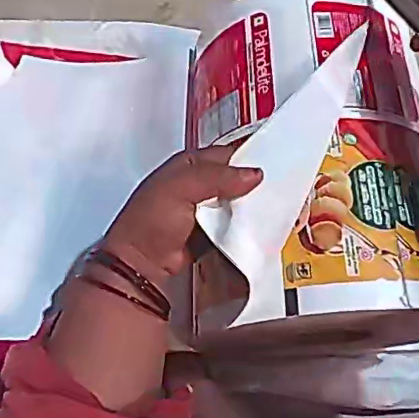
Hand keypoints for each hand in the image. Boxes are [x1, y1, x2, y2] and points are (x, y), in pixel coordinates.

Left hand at [103, 145, 262, 279]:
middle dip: (252, 183)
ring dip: (249, 207)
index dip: (247, 156)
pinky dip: (242, 227)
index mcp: (186, 166)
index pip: (224, 154)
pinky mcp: (207, 234)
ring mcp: (201, 211)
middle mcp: (194, 185)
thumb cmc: (150, 221)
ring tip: (274, 206)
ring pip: (234, 203)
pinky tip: (258, 228)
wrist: (140, 264)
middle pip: (233, 179)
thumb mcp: (182, 188)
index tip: (273, 161)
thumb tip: (252, 174)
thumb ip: (217, 177)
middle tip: (277, 186)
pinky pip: (231, 226)